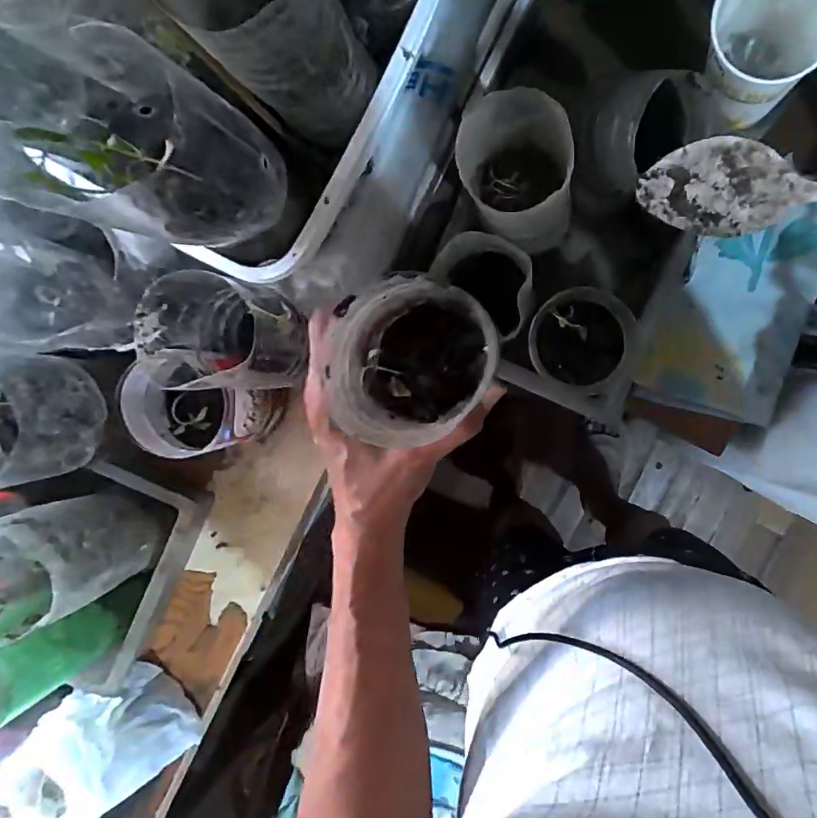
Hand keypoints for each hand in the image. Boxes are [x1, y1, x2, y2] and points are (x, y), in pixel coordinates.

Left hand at [303, 311, 502, 543]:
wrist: (367, 523)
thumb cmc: (381, 492)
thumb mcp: (418, 458)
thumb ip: (456, 427)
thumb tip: (494, 390)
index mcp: (327, 405)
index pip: (323, 345)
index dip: (341, 316)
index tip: (371, 294)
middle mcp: (322, 398)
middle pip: (330, 342)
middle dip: (356, 316)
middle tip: (393, 296)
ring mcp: (330, 404)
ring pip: (337, 354)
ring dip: (359, 332)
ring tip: (394, 310)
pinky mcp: (342, 410)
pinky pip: (346, 368)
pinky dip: (364, 352)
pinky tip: (393, 345)